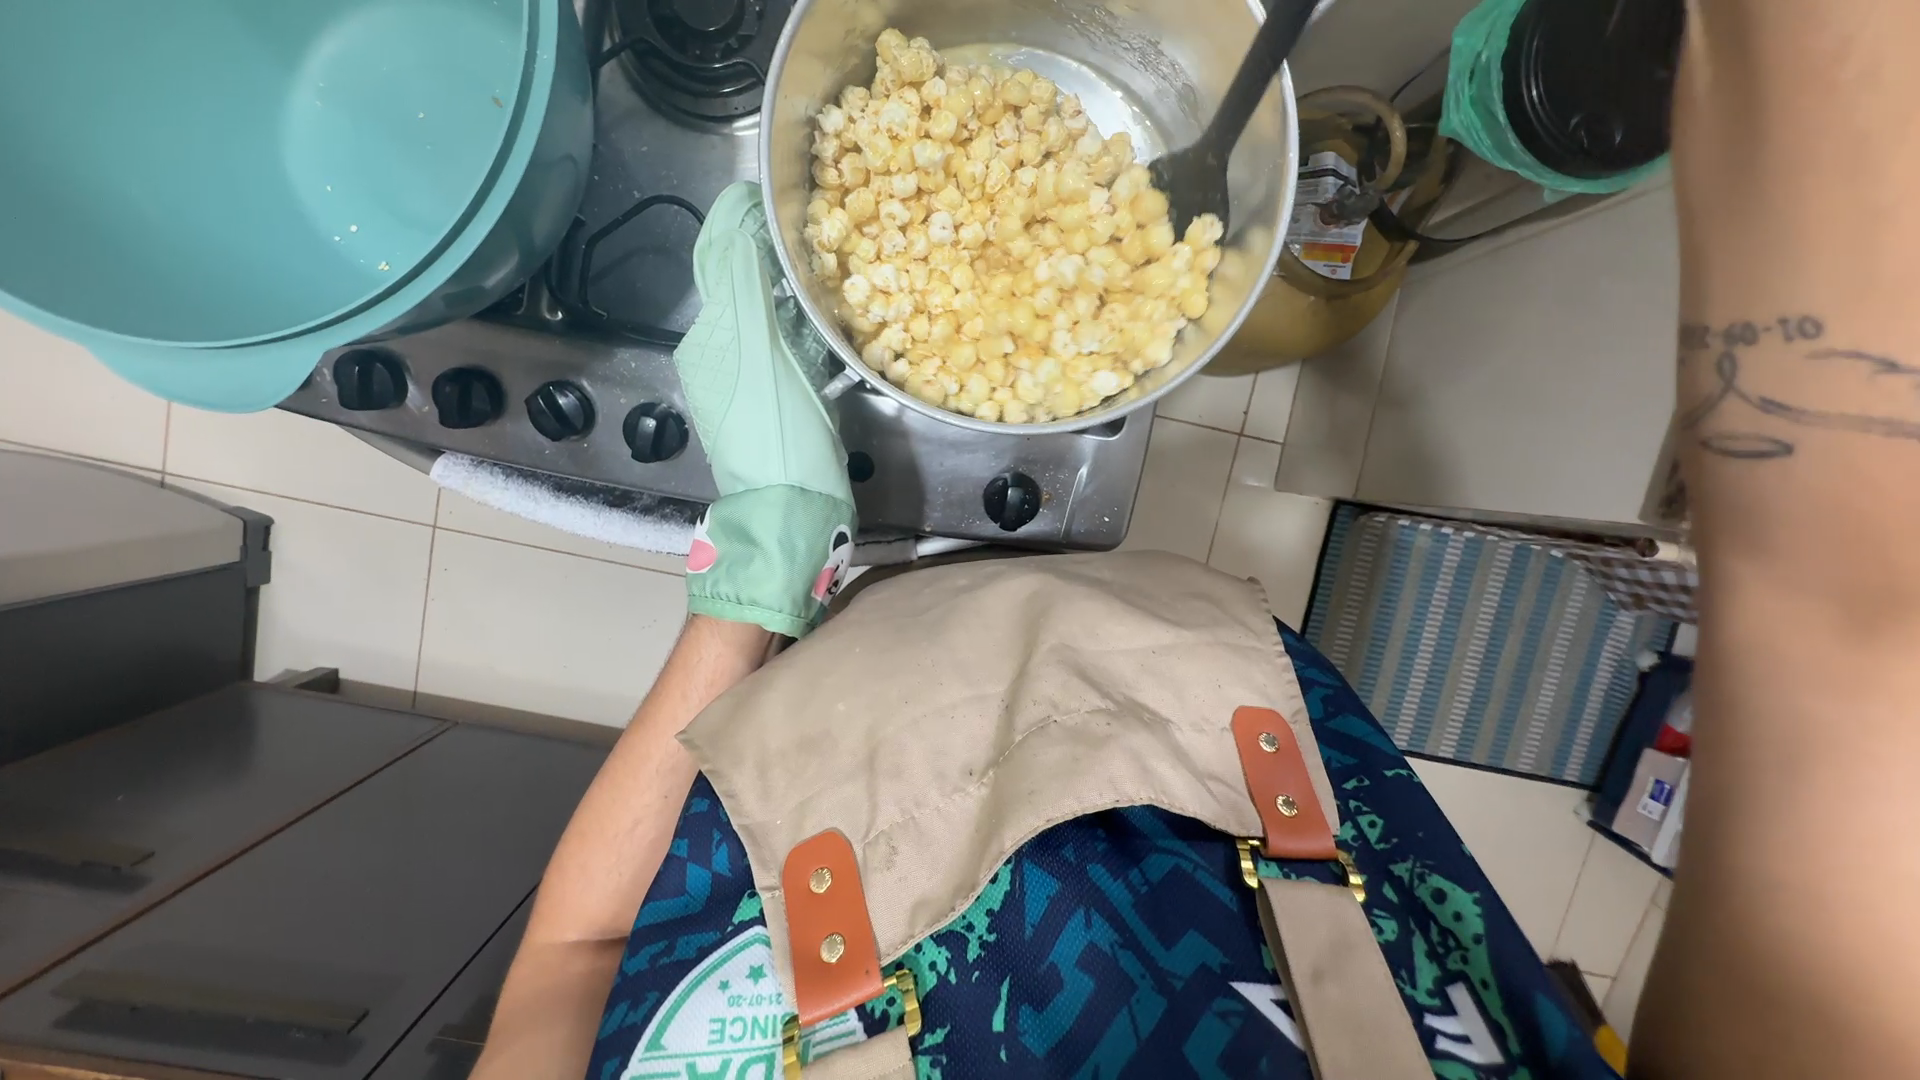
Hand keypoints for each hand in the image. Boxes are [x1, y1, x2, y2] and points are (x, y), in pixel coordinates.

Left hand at [672, 182, 855, 637]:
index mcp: (714, 334)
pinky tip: (822, 326)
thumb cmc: (782, 436)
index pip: (719, 256)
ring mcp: (738, 380)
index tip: (769, 191)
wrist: (790, 513)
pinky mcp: (763, 403)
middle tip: (810, 224)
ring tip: (822, 265)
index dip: (739, 219)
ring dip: (784, 285)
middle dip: (765, 247)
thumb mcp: (764, 351)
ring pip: (760, 313)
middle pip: (738, 281)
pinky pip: (777, 346)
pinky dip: (796, 326)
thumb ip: (748, 285)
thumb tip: (742, 224)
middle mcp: (715, 352)